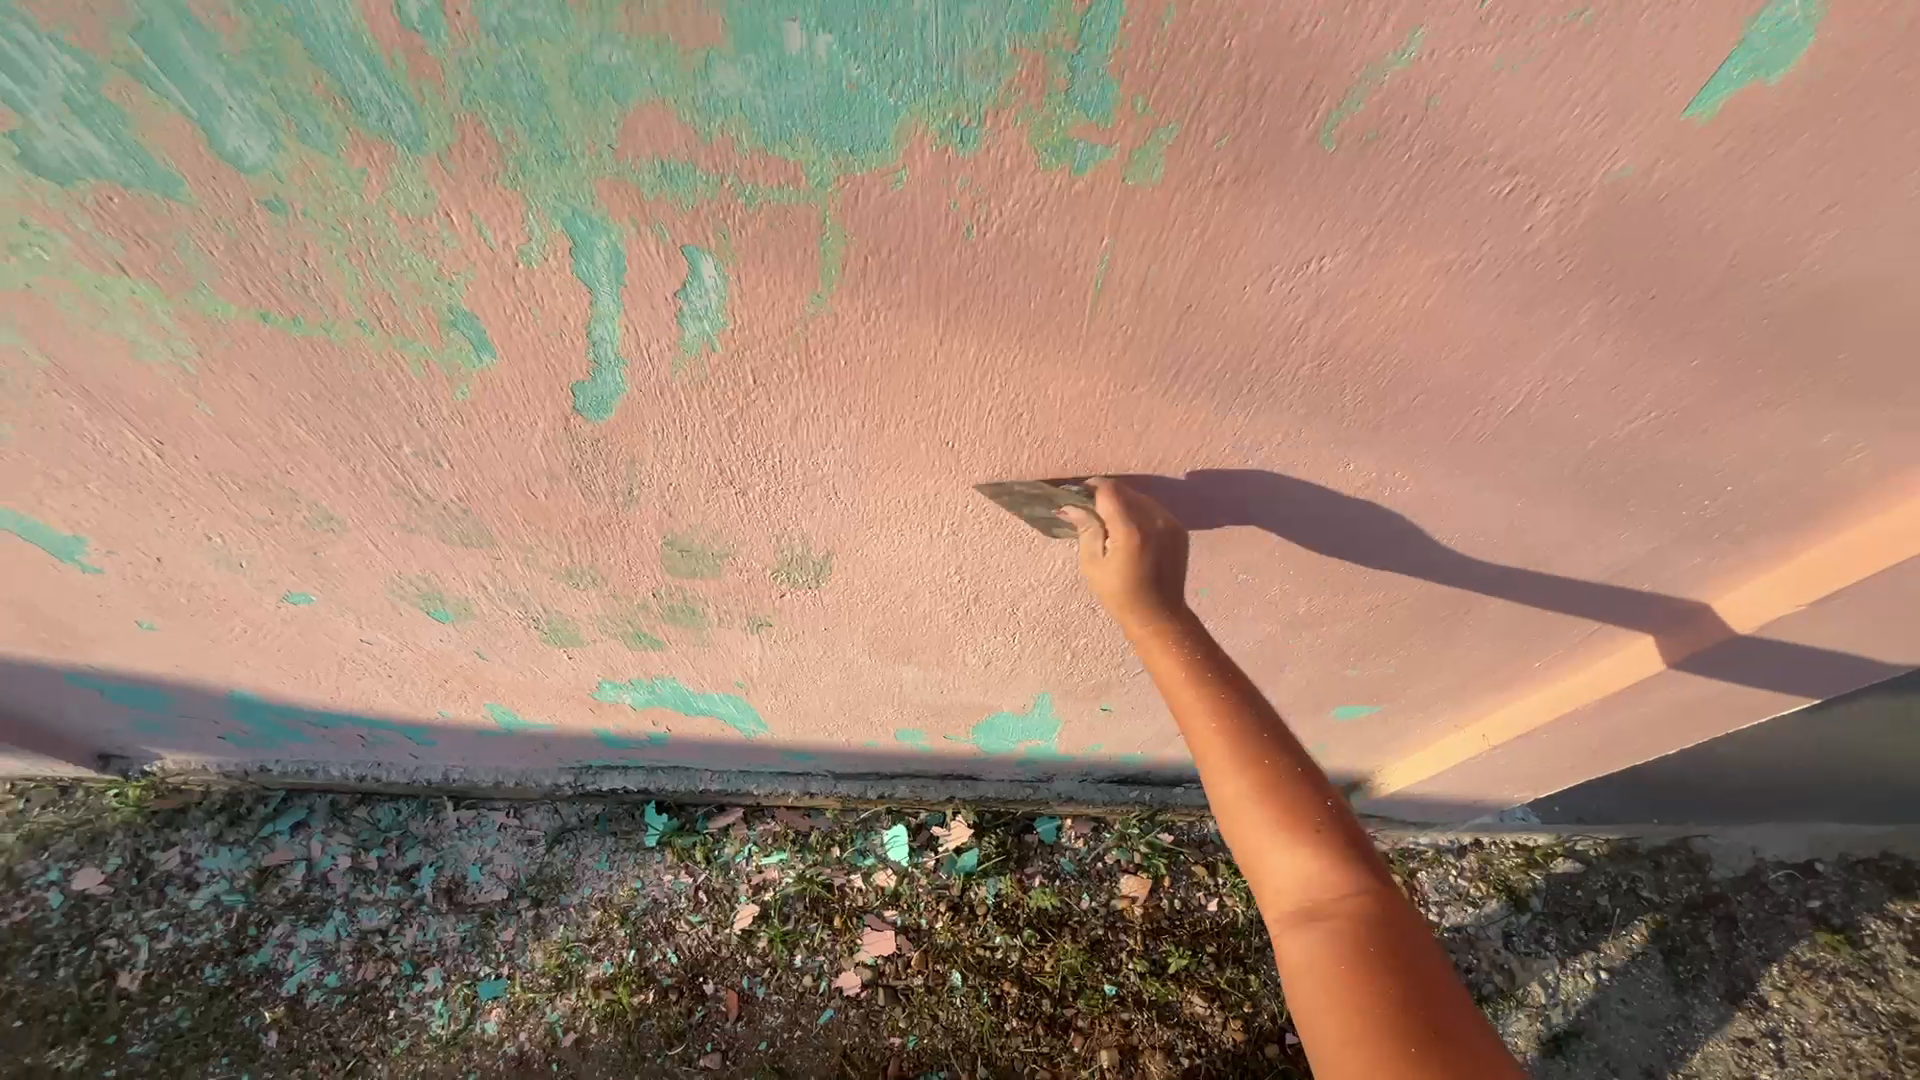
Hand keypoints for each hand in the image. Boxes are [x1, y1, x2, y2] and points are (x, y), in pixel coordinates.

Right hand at [1057, 477, 1190, 628]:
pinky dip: (1138, 511)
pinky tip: (1129, 529)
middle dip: (1105, 495)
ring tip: (1109, 520)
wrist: (1159, 615)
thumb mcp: (1093, 564)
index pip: (1109, 491)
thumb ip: (1086, 528)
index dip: (1091, 488)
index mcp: (1131, 530)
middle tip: (1089, 510)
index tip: (1077, 496)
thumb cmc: (1119, 595)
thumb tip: (1071, 505)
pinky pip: (1153, 509)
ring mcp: (1170, 523)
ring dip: (1122, 502)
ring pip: (1140, 497)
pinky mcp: (1179, 529)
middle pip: (1125, 491)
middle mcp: (1154, 520)